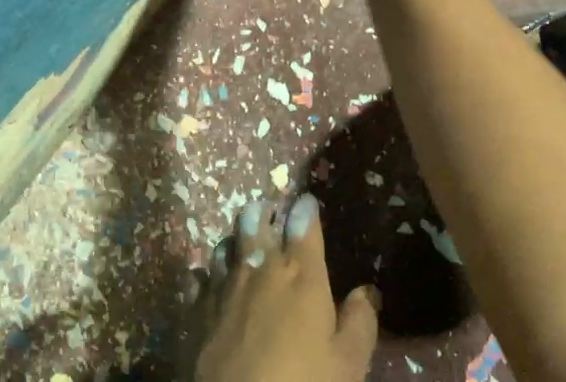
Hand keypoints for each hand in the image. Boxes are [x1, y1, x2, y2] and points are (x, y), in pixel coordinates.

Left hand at [195, 195, 379, 381]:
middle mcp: (260, 268)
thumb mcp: (348, 363)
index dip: (306, 210)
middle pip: (256, 223)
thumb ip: (360, 322)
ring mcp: (225, 285)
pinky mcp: (198, 307)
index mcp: (301, 275)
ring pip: (226, 245)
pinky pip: (202, 277)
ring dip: (235, 238)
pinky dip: (208, 273)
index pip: (304, 227)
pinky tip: (208, 278)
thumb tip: (367, 290)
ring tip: (241, 239)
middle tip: (267, 209)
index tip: (306, 202)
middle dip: (262, 212)